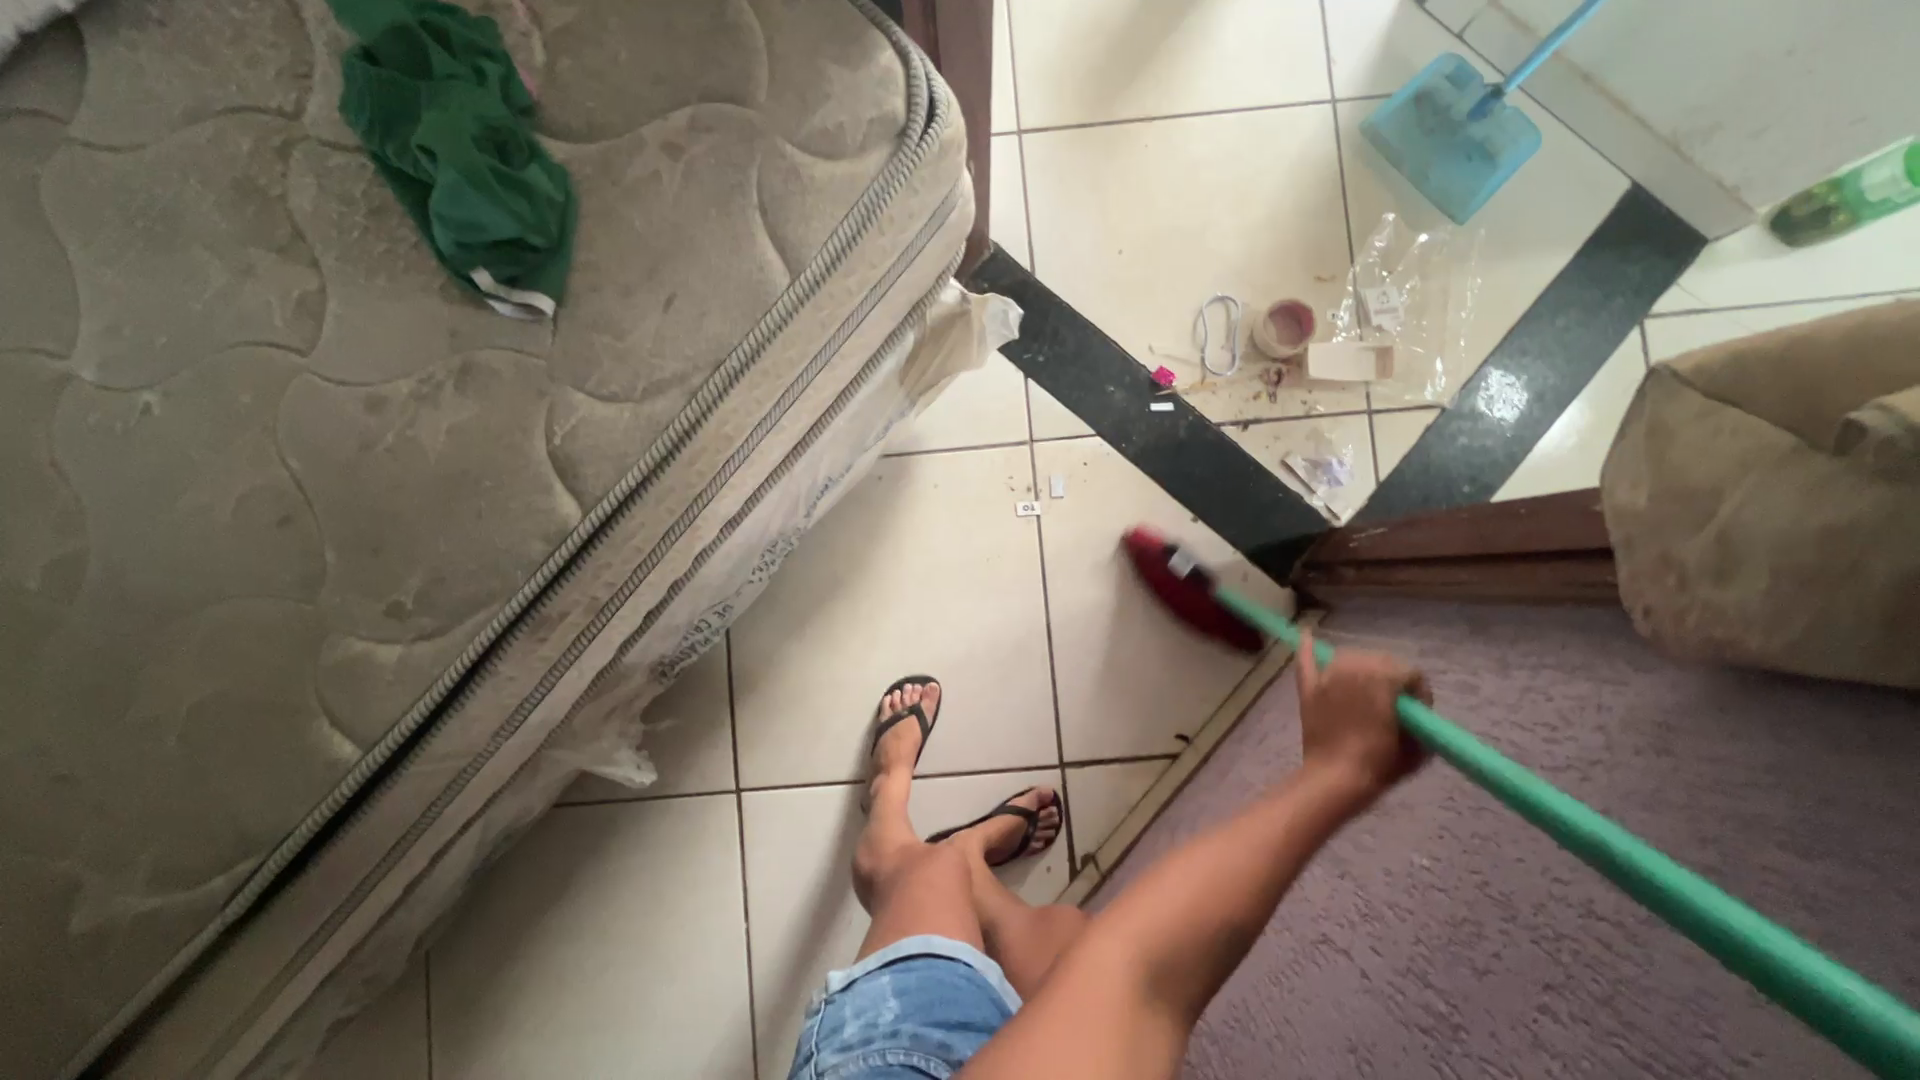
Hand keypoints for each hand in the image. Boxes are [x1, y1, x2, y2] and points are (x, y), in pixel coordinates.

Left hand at [1296, 631, 1430, 797]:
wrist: (1335, 777)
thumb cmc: (1379, 764)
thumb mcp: (1416, 745)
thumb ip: (1421, 722)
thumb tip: (1418, 712)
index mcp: (1384, 681)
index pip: (1410, 672)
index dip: (1418, 691)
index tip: (1418, 712)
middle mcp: (1354, 671)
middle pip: (1381, 660)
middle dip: (1392, 678)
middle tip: (1394, 705)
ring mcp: (1328, 678)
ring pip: (1349, 657)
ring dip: (1362, 667)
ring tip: (1367, 687)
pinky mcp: (1309, 689)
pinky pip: (1307, 661)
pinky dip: (1307, 646)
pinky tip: (1307, 632)